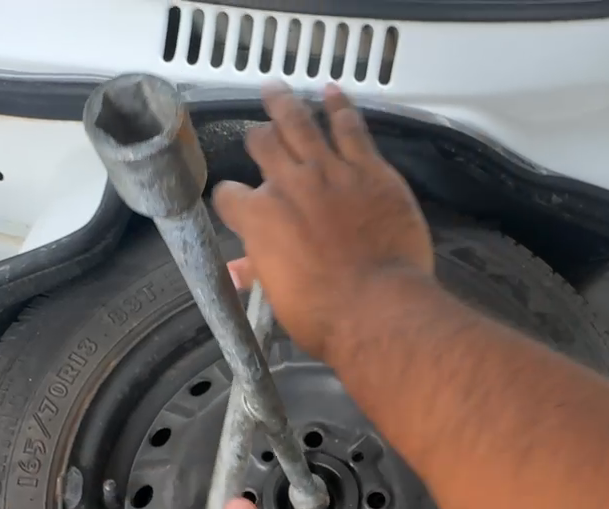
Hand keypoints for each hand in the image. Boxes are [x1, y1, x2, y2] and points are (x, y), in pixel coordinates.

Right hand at [213, 82, 433, 357]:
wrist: (377, 308)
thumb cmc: (325, 317)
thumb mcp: (281, 300)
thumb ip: (260, 274)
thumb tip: (238, 272)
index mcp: (260, 220)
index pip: (231, 197)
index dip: (234, 201)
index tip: (240, 205)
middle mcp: (288, 185)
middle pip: (263, 145)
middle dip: (258, 141)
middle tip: (259, 136)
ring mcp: (329, 171)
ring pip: (299, 122)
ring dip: (284, 104)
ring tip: (275, 89)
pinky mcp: (369, 170)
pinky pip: (350, 127)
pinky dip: (339, 107)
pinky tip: (332, 93)